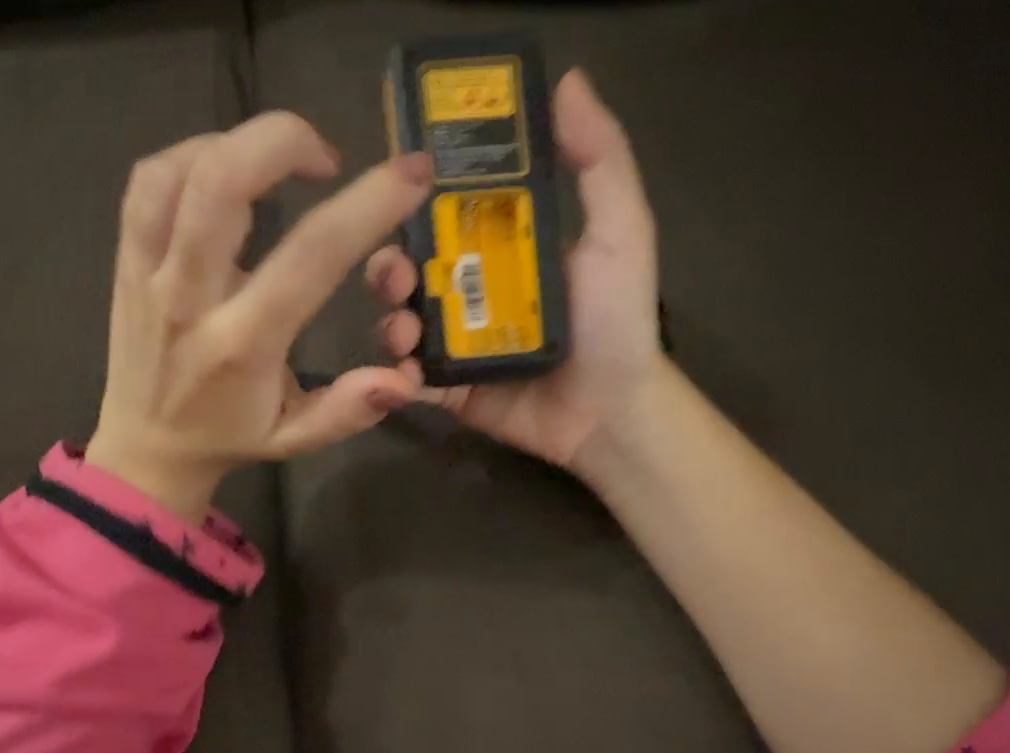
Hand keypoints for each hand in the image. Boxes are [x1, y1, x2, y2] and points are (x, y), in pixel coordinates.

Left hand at [88, 113, 435, 520]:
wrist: (144, 449)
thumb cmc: (229, 437)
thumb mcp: (295, 439)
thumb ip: (347, 410)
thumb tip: (401, 379)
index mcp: (244, 345)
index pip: (311, 255)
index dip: (368, 203)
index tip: (410, 174)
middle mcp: (191, 299)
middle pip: (223, 183)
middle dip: (285, 140)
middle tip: (328, 159)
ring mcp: (149, 274)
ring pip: (177, 171)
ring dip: (236, 142)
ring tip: (276, 160)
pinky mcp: (125, 261)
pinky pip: (146, 185)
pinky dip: (190, 154)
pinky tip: (226, 167)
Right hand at [367, 69, 670, 475]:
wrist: (612, 414)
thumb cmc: (616, 322)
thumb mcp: (620, 232)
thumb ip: (599, 160)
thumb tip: (569, 80)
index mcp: (503, 248)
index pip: (445, 215)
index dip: (414, 201)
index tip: (393, 189)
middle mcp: (473, 291)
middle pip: (411, 268)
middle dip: (389, 266)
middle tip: (395, 273)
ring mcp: (457, 342)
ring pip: (401, 320)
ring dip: (388, 317)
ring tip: (402, 328)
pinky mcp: (449, 389)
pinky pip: (408, 377)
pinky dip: (394, 375)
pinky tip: (403, 373)